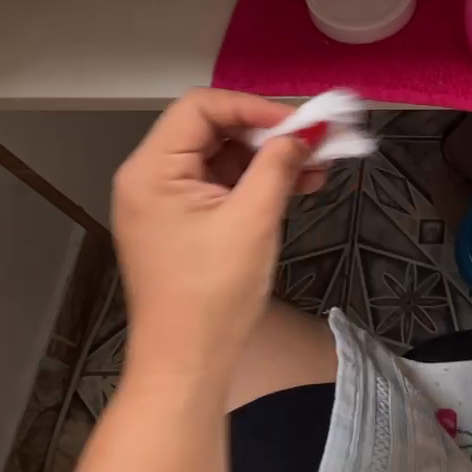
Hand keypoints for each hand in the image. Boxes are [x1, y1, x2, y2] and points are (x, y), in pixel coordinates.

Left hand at [111, 89, 319, 390]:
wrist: (188, 364)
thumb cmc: (213, 292)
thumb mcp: (252, 219)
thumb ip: (279, 164)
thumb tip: (308, 130)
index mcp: (152, 170)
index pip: (202, 107)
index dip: (255, 107)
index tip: (302, 124)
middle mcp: (152, 177)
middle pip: (214, 128)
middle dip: (269, 133)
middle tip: (318, 141)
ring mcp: (169, 199)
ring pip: (226, 155)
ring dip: (272, 157)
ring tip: (320, 167)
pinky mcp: (186, 220)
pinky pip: (226, 182)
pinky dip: (262, 180)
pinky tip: (302, 185)